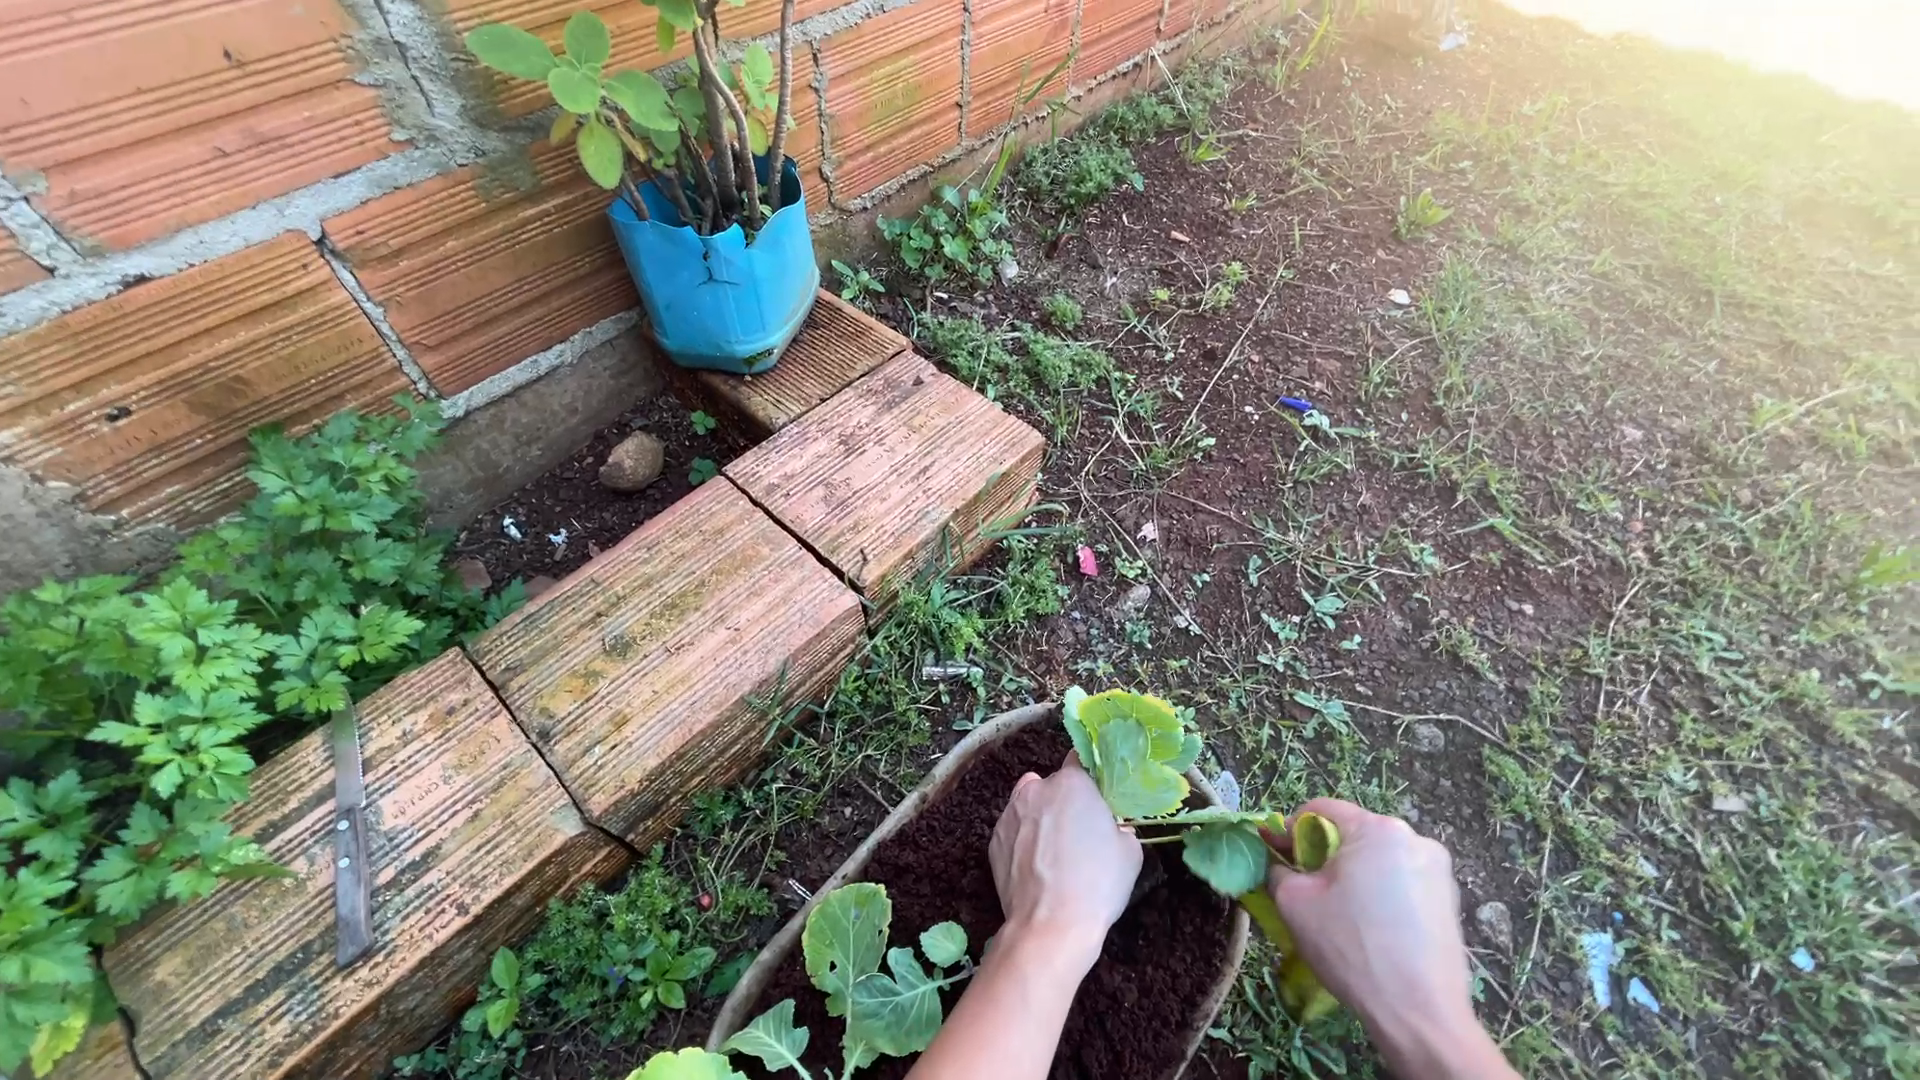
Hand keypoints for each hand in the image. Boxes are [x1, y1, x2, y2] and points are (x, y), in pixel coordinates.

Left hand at [988, 753, 1141, 971]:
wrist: (1050, 925)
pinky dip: (1022, 841)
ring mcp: (1009, 813)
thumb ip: (1119, 826)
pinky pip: (1013, 830)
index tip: (1096, 798)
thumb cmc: (1097, 884)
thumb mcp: (1130, 852)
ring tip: (1054, 853)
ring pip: (1028, 804)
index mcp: (1072, 783)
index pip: (1079, 760)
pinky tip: (1036, 868)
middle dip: (1064, 801)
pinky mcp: (993, 840)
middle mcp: (1035, 788)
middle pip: (1052, 784)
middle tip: (1079, 832)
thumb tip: (1112, 827)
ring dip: (1040, 818)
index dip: (1089, 778)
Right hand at [1269, 799, 1514, 1079]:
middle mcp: (1414, 838)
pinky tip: (1370, 927)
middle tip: (1305, 888)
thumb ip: (1276, 868)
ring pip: (1377, 858)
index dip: (1289, 831)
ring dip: (1352, 874)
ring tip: (1338, 911)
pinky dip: (1380, 893)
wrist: (1420, 1015)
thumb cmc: (1350, 947)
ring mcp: (1438, 870)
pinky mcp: (1450, 901)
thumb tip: (1275, 860)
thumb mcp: (1293, 902)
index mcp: (1377, 828)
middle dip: (1323, 855)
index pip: (1319, 810)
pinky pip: (1401, 882)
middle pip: (1351, 833)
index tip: (1275, 857)